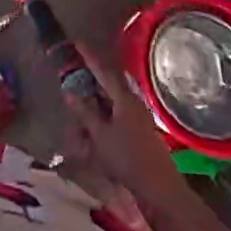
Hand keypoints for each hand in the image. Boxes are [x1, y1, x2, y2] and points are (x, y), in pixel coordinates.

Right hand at [62, 44, 191, 214]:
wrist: (161, 188)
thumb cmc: (128, 159)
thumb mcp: (100, 136)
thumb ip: (85, 112)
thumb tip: (69, 91)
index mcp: (124, 98)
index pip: (103, 70)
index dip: (89, 56)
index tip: (76, 42)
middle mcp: (133, 101)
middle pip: (109, 82)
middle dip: (91, 77)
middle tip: (73, 72)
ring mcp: (138, 114)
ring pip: (113, 98)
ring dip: (96, 97)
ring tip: (80, 98)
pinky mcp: (140, 128)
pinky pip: (118, 111)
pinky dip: (104, 111)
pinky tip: (94, 121)